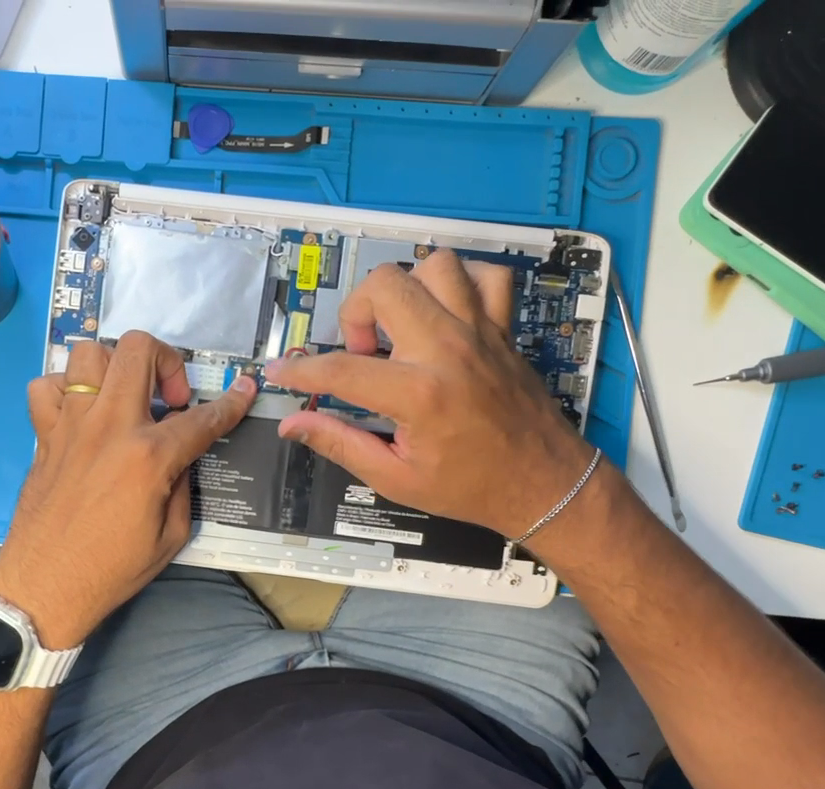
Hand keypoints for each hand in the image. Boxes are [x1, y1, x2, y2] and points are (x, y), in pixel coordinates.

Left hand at [0, 331, 256, 648]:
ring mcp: (71, 425)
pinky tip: (82, 415)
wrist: (45, 586)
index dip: (230, 403)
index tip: (243, 390)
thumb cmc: (112, 570)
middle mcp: (110, 426)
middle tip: (170, 401)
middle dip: (168, 362)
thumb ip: (182, 484)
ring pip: (89, 353)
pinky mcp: (43, 435)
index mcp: (149, 456)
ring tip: (124, 399)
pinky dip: (67, 390)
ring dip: (116, 368)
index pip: (202, 418)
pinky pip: (47, 386)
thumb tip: (182, 454)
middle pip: (139, 350)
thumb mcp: (171, 536)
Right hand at [266, 250, 598, 540]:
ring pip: (434, 265)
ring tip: (400, 329)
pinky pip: (486, 276)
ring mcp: (480, 331)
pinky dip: (461, 284)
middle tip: (362, 354)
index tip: (280, 371)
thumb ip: (339, 444)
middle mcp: (448, 349)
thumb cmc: (468, 487)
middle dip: (355, 314)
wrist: (544, 484)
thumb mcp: (395, 477)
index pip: (340, 369)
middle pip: (384, 285)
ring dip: (406, 290)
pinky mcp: (503, 328)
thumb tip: (292, 424)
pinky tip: (446, 315)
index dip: (299, 369)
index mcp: (418, 393)